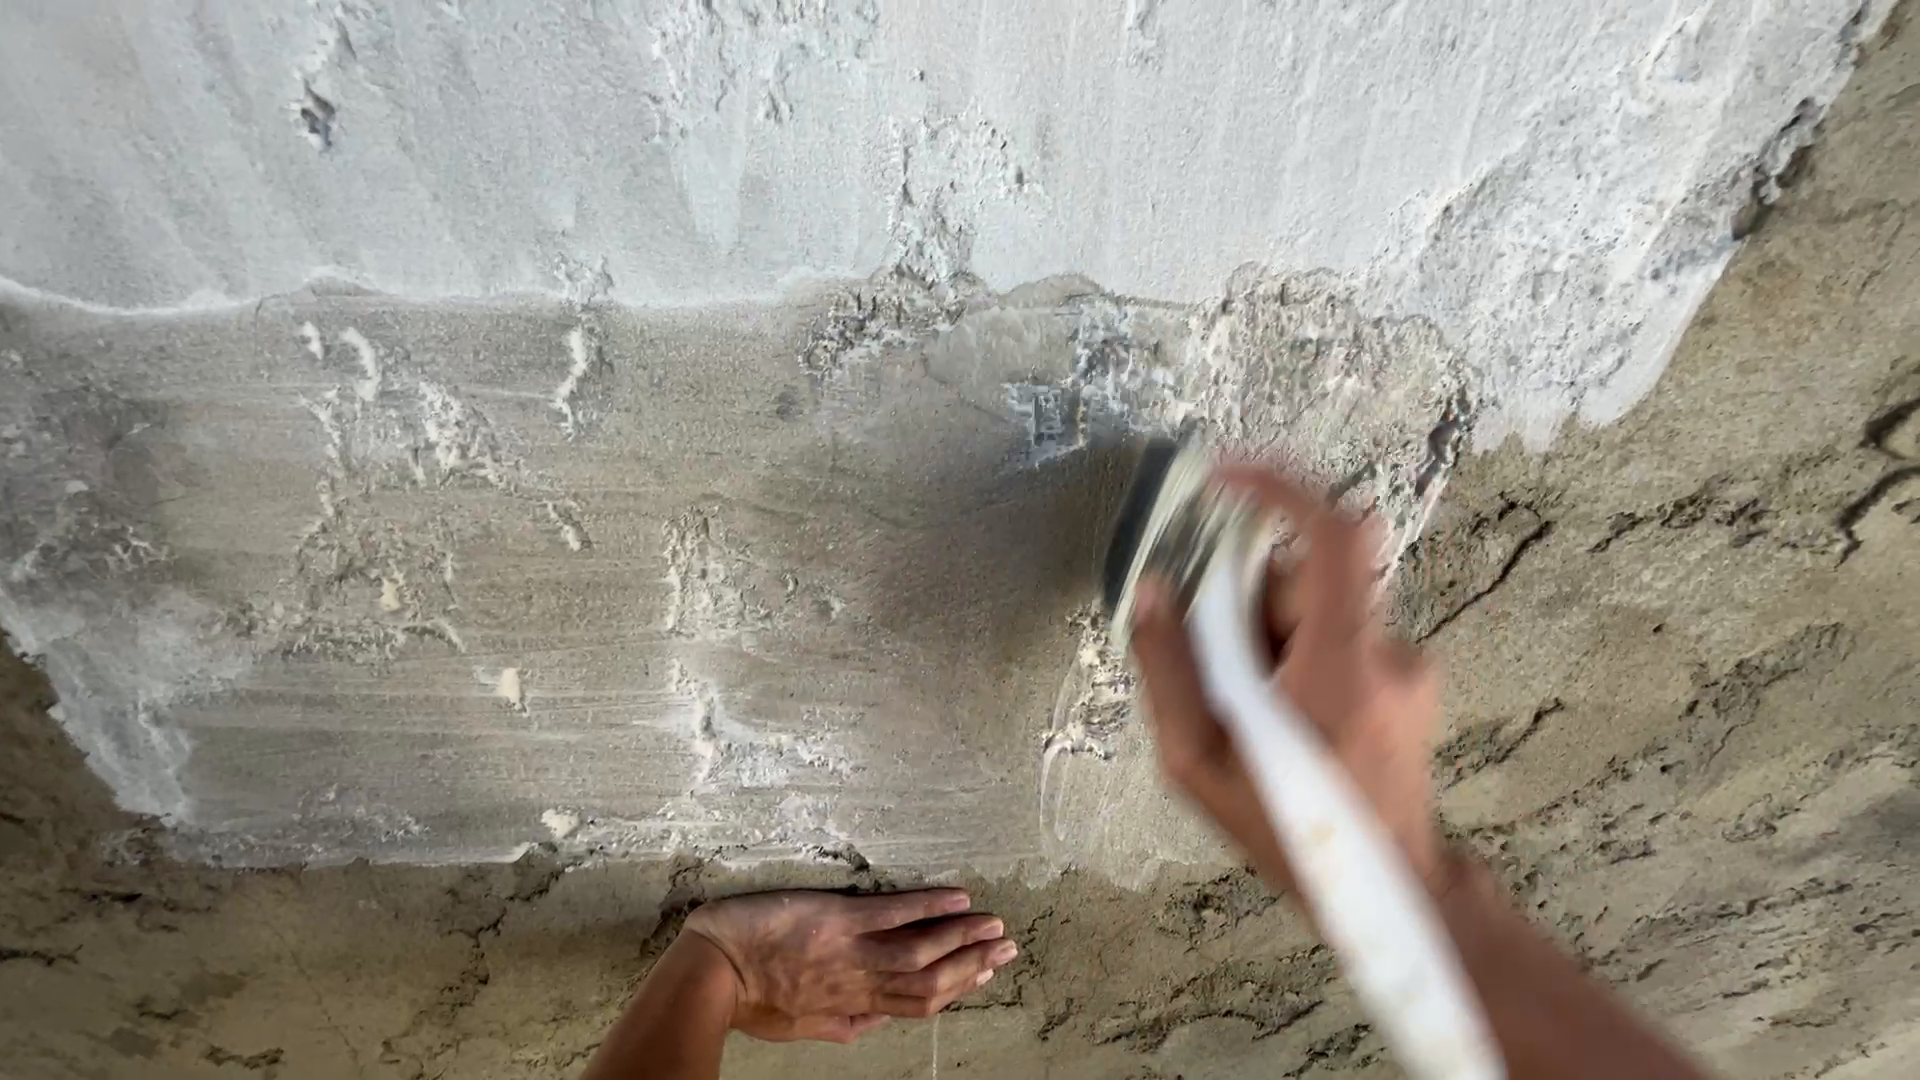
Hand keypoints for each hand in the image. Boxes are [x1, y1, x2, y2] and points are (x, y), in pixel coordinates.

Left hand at [681, 889, 1017, 1043]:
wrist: (711, 971)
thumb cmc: (750, 998)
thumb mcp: (798, 1026)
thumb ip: (841, 1023)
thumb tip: (872, 1021)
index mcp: (853, 1007)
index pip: (917, 1003)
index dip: (956, 992)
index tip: (984, 976)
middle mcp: (862, 982)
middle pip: (930, 980)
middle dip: (973, 965)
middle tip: (1008, 948)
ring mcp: (853, 950)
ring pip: (922, 950)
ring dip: (963, 938)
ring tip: (995, 925)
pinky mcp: (840, 918)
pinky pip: (893, 914)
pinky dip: (929, 906)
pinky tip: (957, 897)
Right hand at [1128, 463, 1444, 892]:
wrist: (1391, 887)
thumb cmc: (1285, 827)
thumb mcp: (1195, 757)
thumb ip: (1167, 666)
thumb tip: (1154, 588)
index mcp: (1339, 664)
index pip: (1333, 536)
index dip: (1279, 490)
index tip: (1222, 478)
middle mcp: (1387, 649)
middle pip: (1305, 581)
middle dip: (1249, 610)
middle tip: (1226, 678)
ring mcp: (1409, 664)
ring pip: (1318, 610)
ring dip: (1272, 640)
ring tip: (1261, 712)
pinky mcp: (1412, 677)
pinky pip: (1337, 634)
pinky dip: (1299, 655)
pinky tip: (1291, 718)